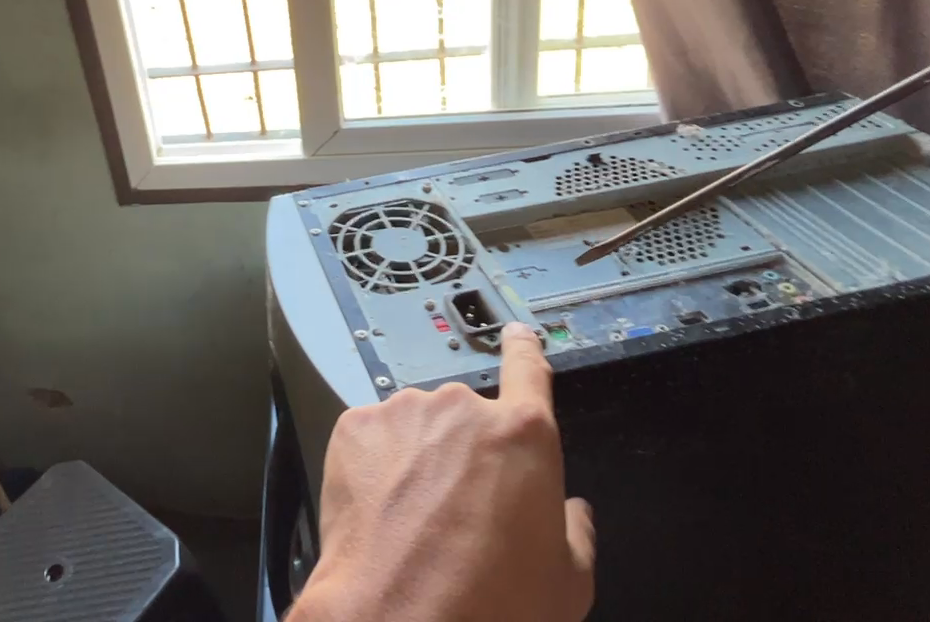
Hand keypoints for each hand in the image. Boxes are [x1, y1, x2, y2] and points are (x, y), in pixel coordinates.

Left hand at [288, 322, 594, 621]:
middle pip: (464, 418)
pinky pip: (373, 437)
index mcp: (522, 434)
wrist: (399, 619)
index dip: (525, 350)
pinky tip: (382, 509)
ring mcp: (403, 412)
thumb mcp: (566, 580)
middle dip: (461, 452)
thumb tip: (571, 512)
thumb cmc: (492, 605)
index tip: (518, 335)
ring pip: (416, 427)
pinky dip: (376, 464)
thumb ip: (574, 530)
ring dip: (416, 457)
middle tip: (456, 508)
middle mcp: (461, 408)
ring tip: (415, 517)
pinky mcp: (355, 425)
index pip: (529, 369)